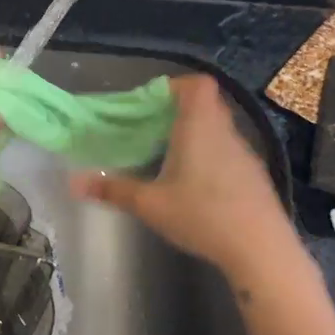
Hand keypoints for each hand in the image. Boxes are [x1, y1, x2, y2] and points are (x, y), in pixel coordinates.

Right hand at [71, 74, 297, 274]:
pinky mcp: (253, 177)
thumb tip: (73, 182)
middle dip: (176, 112)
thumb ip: (112, 189)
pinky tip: (193, 185)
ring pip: (217, 130)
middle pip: (205, 105)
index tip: (149, 105)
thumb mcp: (148, 204)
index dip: (173, 86)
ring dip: (193, 135)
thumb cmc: (201, 216)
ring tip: (166, 158)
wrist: (261, 250)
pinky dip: (208, 156)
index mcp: (199, 128)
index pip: (197, 85)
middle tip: (148, 131)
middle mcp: (225, 133)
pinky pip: (227, 152)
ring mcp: (244, 155)